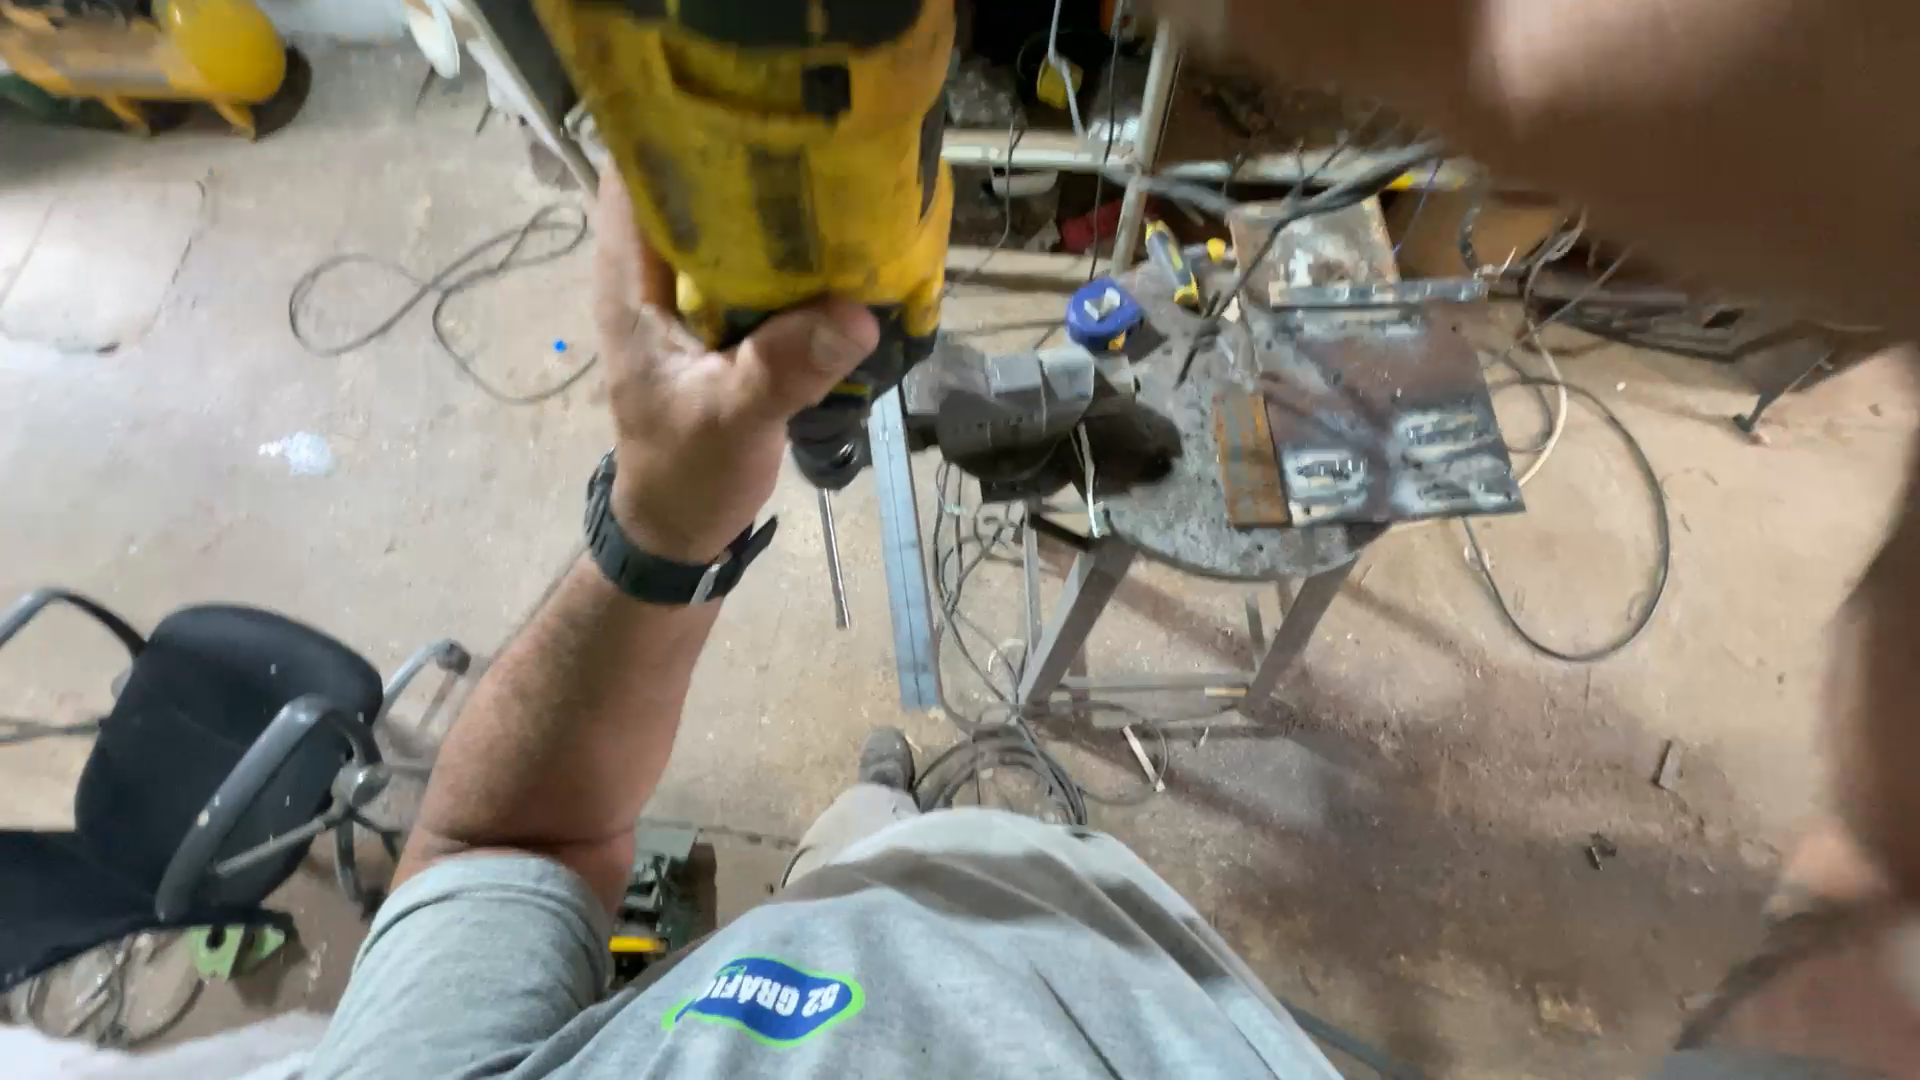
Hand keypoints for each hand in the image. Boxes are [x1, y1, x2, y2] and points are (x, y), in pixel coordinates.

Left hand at [591, 170, 878, 564]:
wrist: (681, 524)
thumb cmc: (686, 473)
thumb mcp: (732, 421)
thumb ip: (784, 369)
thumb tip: (858, 315)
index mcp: (632, 284)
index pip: (637, 172)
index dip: (686, 136)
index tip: (757, 127)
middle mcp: (656, 280)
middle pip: (694, 194)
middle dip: (751, 173)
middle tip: (822, 163)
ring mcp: (690, 305)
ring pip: (730, 236)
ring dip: (779, 223)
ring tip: (841, 205)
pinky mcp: (722, 330)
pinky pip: (758, 279)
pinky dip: (794, 270)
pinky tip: (838, 270)